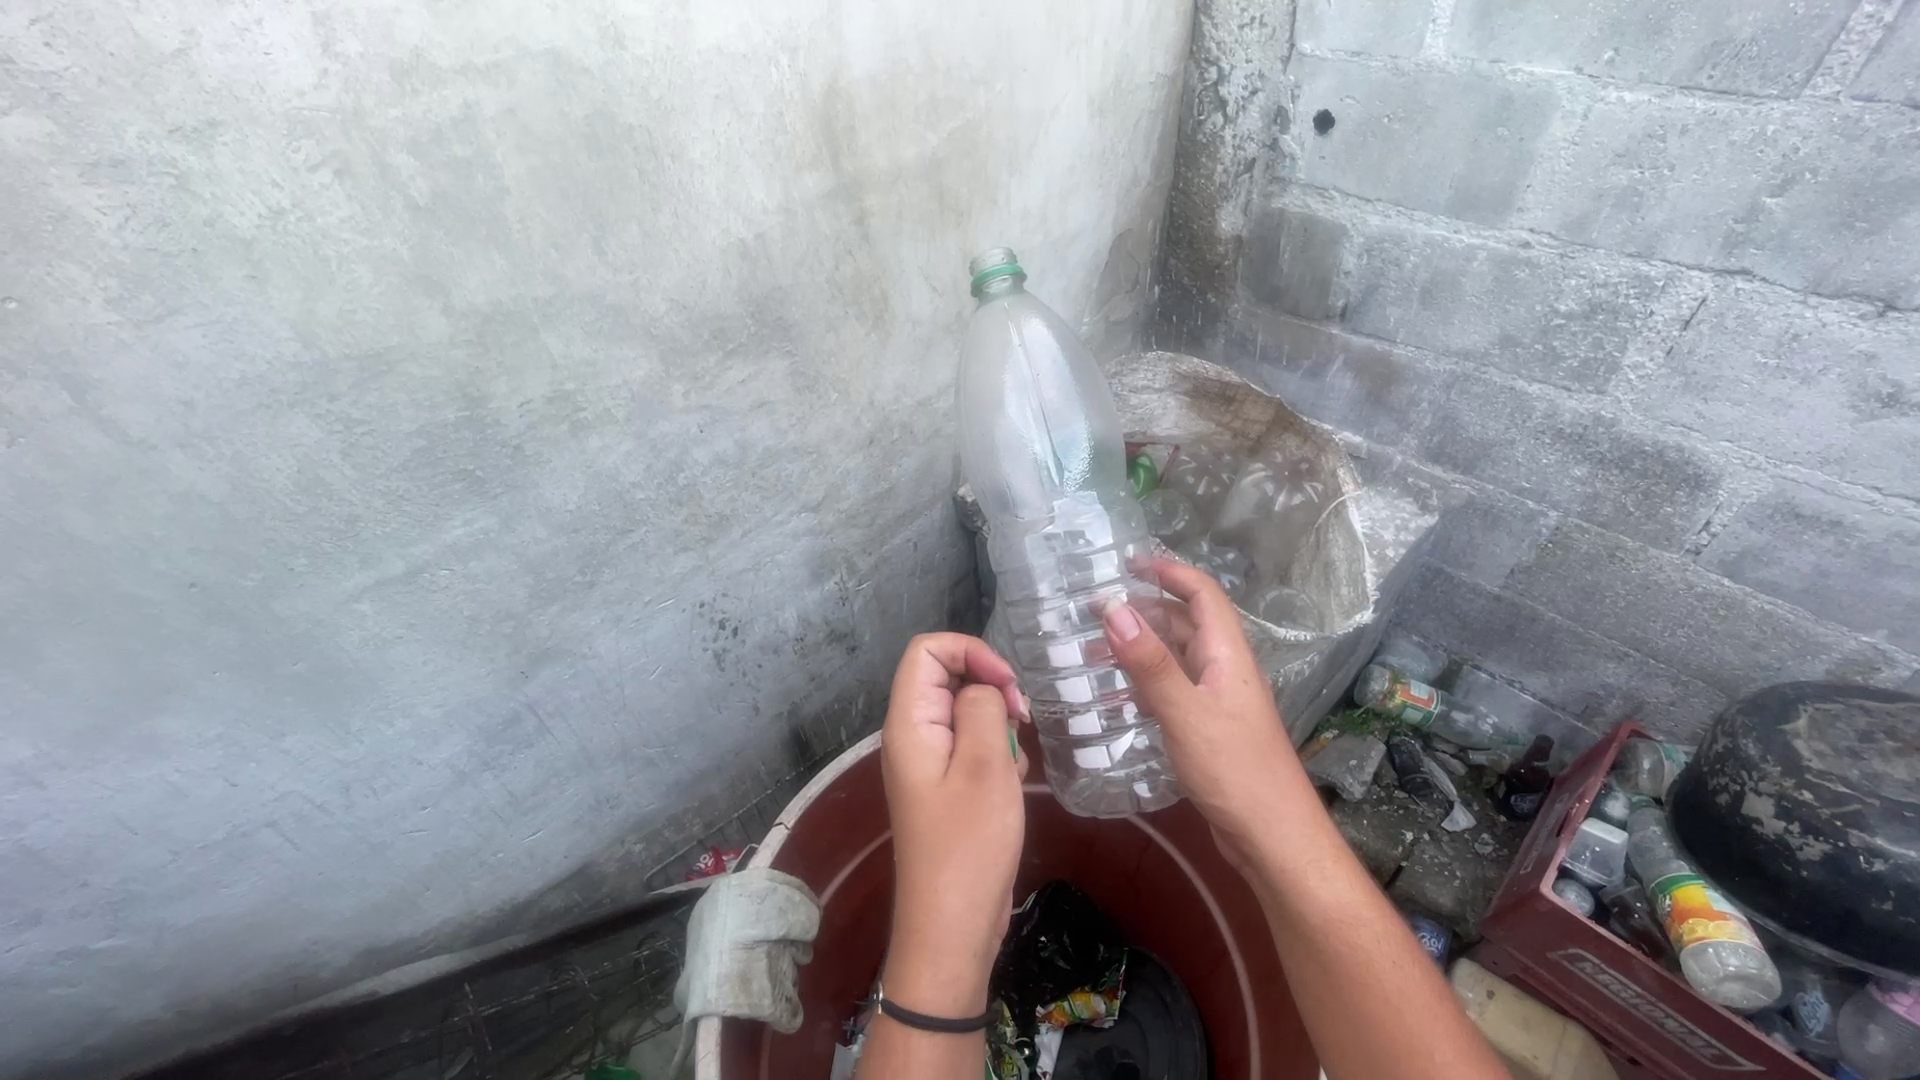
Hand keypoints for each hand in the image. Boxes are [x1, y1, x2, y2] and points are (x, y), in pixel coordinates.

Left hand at [878, 633, 1028, 1017]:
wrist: (953, 926)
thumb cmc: (969, 844)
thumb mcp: (984, 766)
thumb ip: (982, 707)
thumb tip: (982, 688)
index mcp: (909, 722)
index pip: (927, 650)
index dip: (970, 651)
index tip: (1007, 684)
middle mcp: (913, 735)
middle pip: (947, 676)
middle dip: (990, 687)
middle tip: (1020, 720)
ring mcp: (929, 762)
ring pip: (965, 712)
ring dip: (998, 724)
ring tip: (1015, 759)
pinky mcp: (946, 786)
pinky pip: (971, 746)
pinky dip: (996, 753)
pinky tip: (1013, 781)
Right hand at [1103, 559, 1298, 860]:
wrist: (1273, 838)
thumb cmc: (1234, 770)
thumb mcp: (1185, 713)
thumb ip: (1149, 663)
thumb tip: (1112, 608)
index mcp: (1227, 655)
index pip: (1202, 594)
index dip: (1169, 572)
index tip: (1127, 564)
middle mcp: (1224, 670)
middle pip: (1185, 624)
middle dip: (1142, 611)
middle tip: (1093, 614)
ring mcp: (1217, 701)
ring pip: (1175, 660)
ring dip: (1139, 650)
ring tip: (1092, 655)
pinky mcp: (1209, 730)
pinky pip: (1172, 692)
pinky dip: (1143, 685)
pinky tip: (1115, 699)